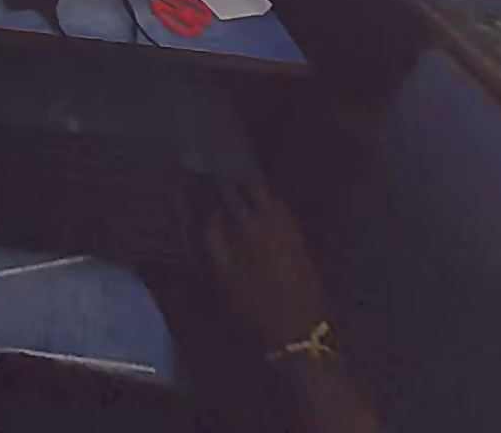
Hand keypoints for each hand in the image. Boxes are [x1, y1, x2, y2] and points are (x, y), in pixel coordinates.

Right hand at [205, 181, 328, 350]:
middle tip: (219, 166)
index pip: (227, 192)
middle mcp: (271, 221)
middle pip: (253, 187)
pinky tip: (263, 202)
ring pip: (271, 196)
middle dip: (235, 175)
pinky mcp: (301, 242)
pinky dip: (271, 200)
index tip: (199, 168)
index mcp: (248, 227)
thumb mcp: (224, 274)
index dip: (213, 179)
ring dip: (254, 185)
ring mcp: (290, 230)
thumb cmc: (255, 306)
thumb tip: (208, 212)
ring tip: (238, 178)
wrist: (301, 334)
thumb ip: (213, 238)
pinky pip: (284, 211)